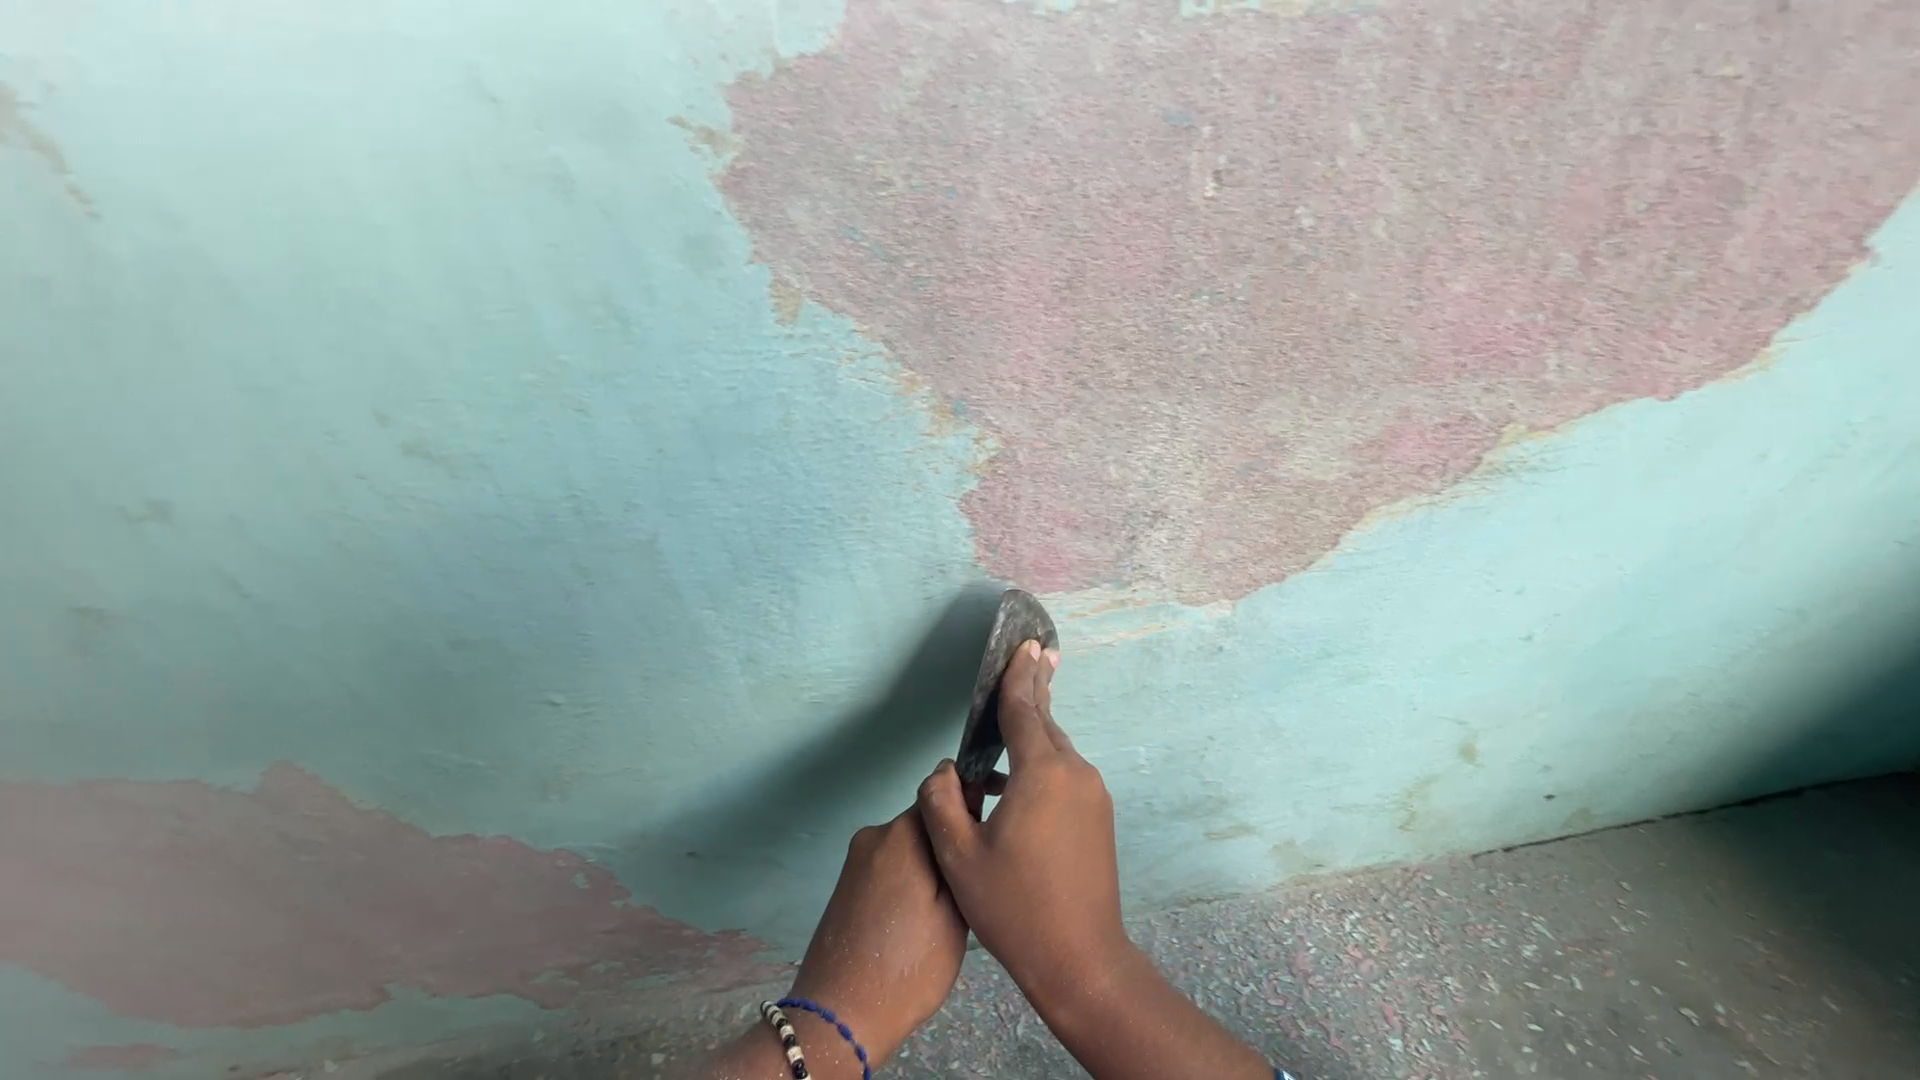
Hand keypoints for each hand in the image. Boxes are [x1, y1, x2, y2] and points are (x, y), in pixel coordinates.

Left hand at [698, 796, 966, 1079]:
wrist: (841, 1013)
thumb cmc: (910, 963)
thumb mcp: (955, 910)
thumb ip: (959, 855)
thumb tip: (965, 817)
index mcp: (903, 832)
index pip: (945, 791)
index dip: (970, 807)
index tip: (987, 838)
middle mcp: (875, 834)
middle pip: (925, 822)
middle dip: (948, 845)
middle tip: (967, 888)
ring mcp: (856, 859)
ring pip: (908, 847)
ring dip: (927, 867)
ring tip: (943, 912)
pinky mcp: (847, 883)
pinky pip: (889, 867)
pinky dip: (906, 883)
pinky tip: (916, 921)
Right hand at [916, 642, 1272, 1079]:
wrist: (1081, 958)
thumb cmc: (1015, 908)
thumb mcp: (960, 857)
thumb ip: (942, 801)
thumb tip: (944, 769)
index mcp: (1041, 773)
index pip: (1025, 709)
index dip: (1019, 675)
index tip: (1026, 642)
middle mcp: (1074, 773)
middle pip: (1045, 724)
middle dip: (1032, 692)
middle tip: (1032, 654)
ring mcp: (1093, 795)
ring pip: (1056, 751)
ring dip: (1034, 732)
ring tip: (1015, 717)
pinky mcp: (1099, 816)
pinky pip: (1065, 774)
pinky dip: (1042, 763)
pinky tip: (1020, 781)